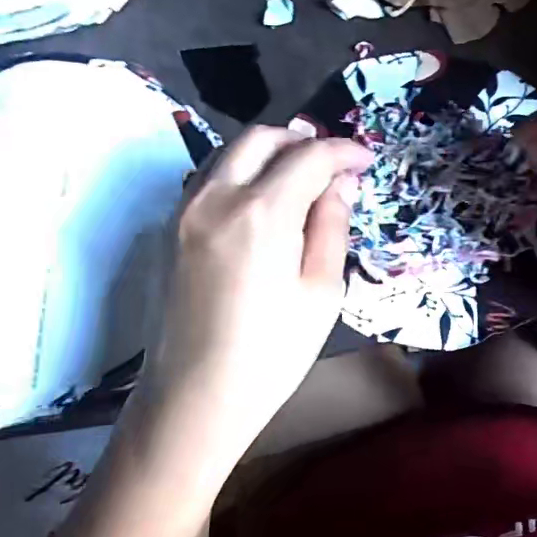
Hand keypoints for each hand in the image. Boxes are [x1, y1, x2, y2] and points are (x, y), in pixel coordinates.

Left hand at [139, 128, 372, 444]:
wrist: (194, 398)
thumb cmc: (272, 353)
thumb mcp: (321, 291)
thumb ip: (332, 226)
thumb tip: (340, 184)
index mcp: (262, 213)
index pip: (310, 156)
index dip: (344, 151)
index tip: (367, 159)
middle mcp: (216, 198)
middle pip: (262, 138)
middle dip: (304, 140)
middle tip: (335, 163)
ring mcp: (184, 211)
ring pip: (230, 153)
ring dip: (271, 153)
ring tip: (304, 178)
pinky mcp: (168, 230)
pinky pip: (210, 179)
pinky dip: (243, 173)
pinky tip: (265, 201)